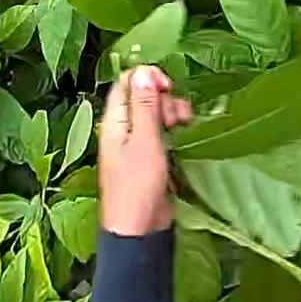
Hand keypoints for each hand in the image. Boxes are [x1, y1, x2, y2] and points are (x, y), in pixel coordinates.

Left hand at [98, 66, 192, 235]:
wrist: (138, 230)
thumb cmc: (137, 186)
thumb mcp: (145, 140)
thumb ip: (144, 106)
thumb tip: (144, 71)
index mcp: (115, 120)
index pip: (127, 82)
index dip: (147, 78)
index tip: (168, 87)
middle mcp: (121, 127)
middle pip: (142, 96)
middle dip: (163, 97)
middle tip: (179, 114)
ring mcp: (134, 142)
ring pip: (152, 113)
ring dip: (170, 112)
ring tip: (186, 122)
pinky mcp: (146, 156)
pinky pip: (158, 131)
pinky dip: (171, 128)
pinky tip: (184, 132)